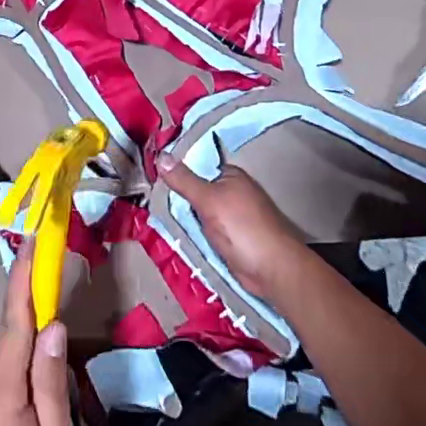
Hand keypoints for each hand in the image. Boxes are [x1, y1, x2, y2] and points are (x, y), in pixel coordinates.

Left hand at [0, 242, 77, 425]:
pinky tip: (27, 380)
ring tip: (46, 348)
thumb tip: (53, 327)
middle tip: (52, 289)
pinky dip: (11, 360)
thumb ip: (51, 386)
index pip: (13, 324)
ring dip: (22, 339)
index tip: (29, 244)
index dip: (22, 281)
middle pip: (6, 335)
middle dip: (29, 310)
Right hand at [157, 154, 311, 302]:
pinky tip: (178, 233)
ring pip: (200, 211)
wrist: (273, 269)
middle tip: (152, 198)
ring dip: (185, 216)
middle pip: (198, 189)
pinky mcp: (232, 237)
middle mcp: (233, 192)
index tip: (153, 174)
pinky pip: (207, 229)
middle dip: (179, 196)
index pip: (198, 164)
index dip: (177, 169)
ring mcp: (233, 216)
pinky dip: (195, 232)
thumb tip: (161, 156)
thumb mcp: (208, 200)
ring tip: (158, 215)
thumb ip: (184, 180)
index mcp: (231, 175)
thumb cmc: (242, 228)